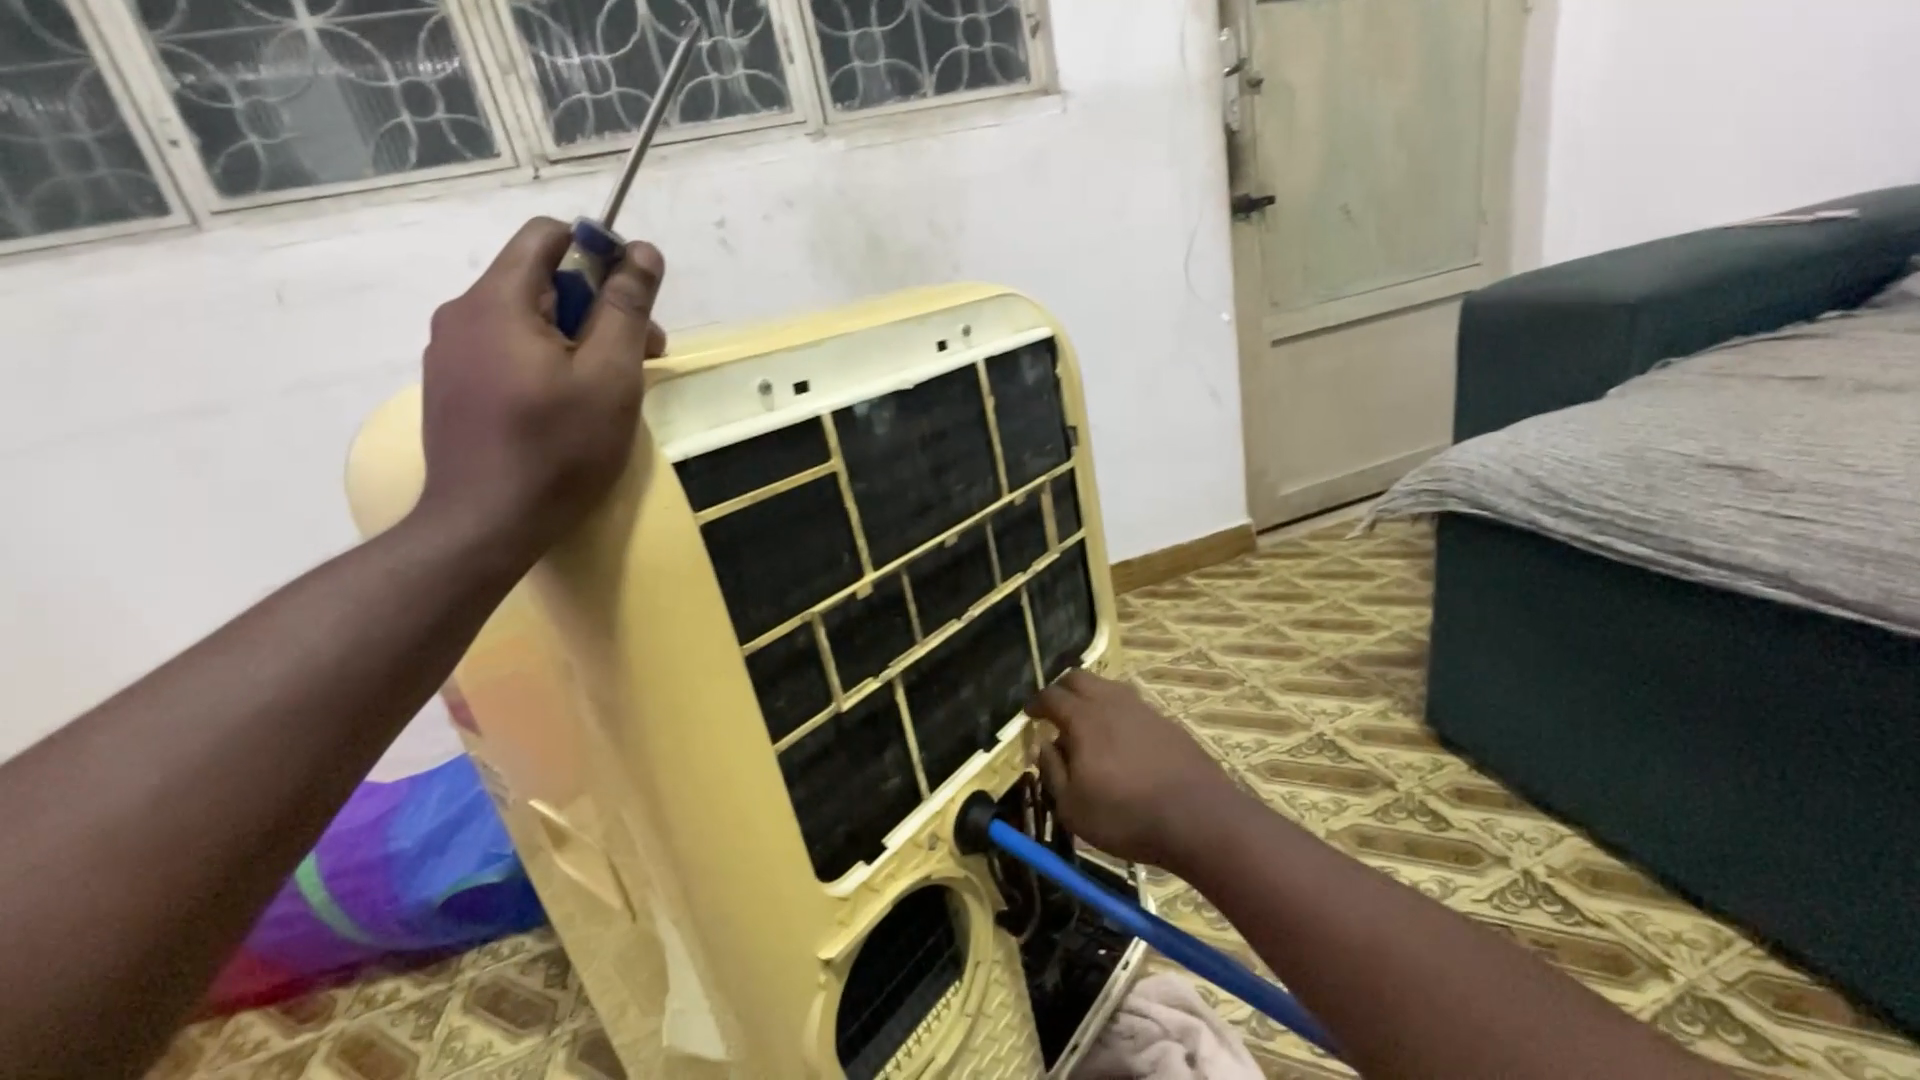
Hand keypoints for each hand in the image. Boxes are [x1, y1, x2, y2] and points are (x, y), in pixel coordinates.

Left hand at [415, 217, 667, 557]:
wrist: (485, 526)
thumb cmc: (557, 449)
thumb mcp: (610, 376)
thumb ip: (627, 308)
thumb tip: (643, 251)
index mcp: (496, 301)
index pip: (547, 235)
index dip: (599, 252)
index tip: (634, 299)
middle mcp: (461, 315)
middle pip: (539, 281)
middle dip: (596, 308)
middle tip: (640, 358)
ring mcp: (449, 354)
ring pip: (525, 321)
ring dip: (575, 341)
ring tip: (607, 392)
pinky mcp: (451, 389)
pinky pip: (505, 353)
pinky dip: (544, 365)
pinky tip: (566, 411)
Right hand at [1030, 670, 1244, 871]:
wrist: (1200, 819)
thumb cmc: (1126, 816)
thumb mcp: (1073, 808)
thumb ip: (1053, 772)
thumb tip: (1045, 746)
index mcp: (1084, 719)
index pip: (1052, 696)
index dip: (1036, 703)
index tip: (1029, 714)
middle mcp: (1113, 704)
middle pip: (1080, 678)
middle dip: (1062, 689)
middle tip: (1054, 711)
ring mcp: (1145, 711)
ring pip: (1111, 688)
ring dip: (1092, 699)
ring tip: (1088, 725)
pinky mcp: (1169, 725)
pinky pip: (1134, 708)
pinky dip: (1119, 715)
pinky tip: (1122, 742)